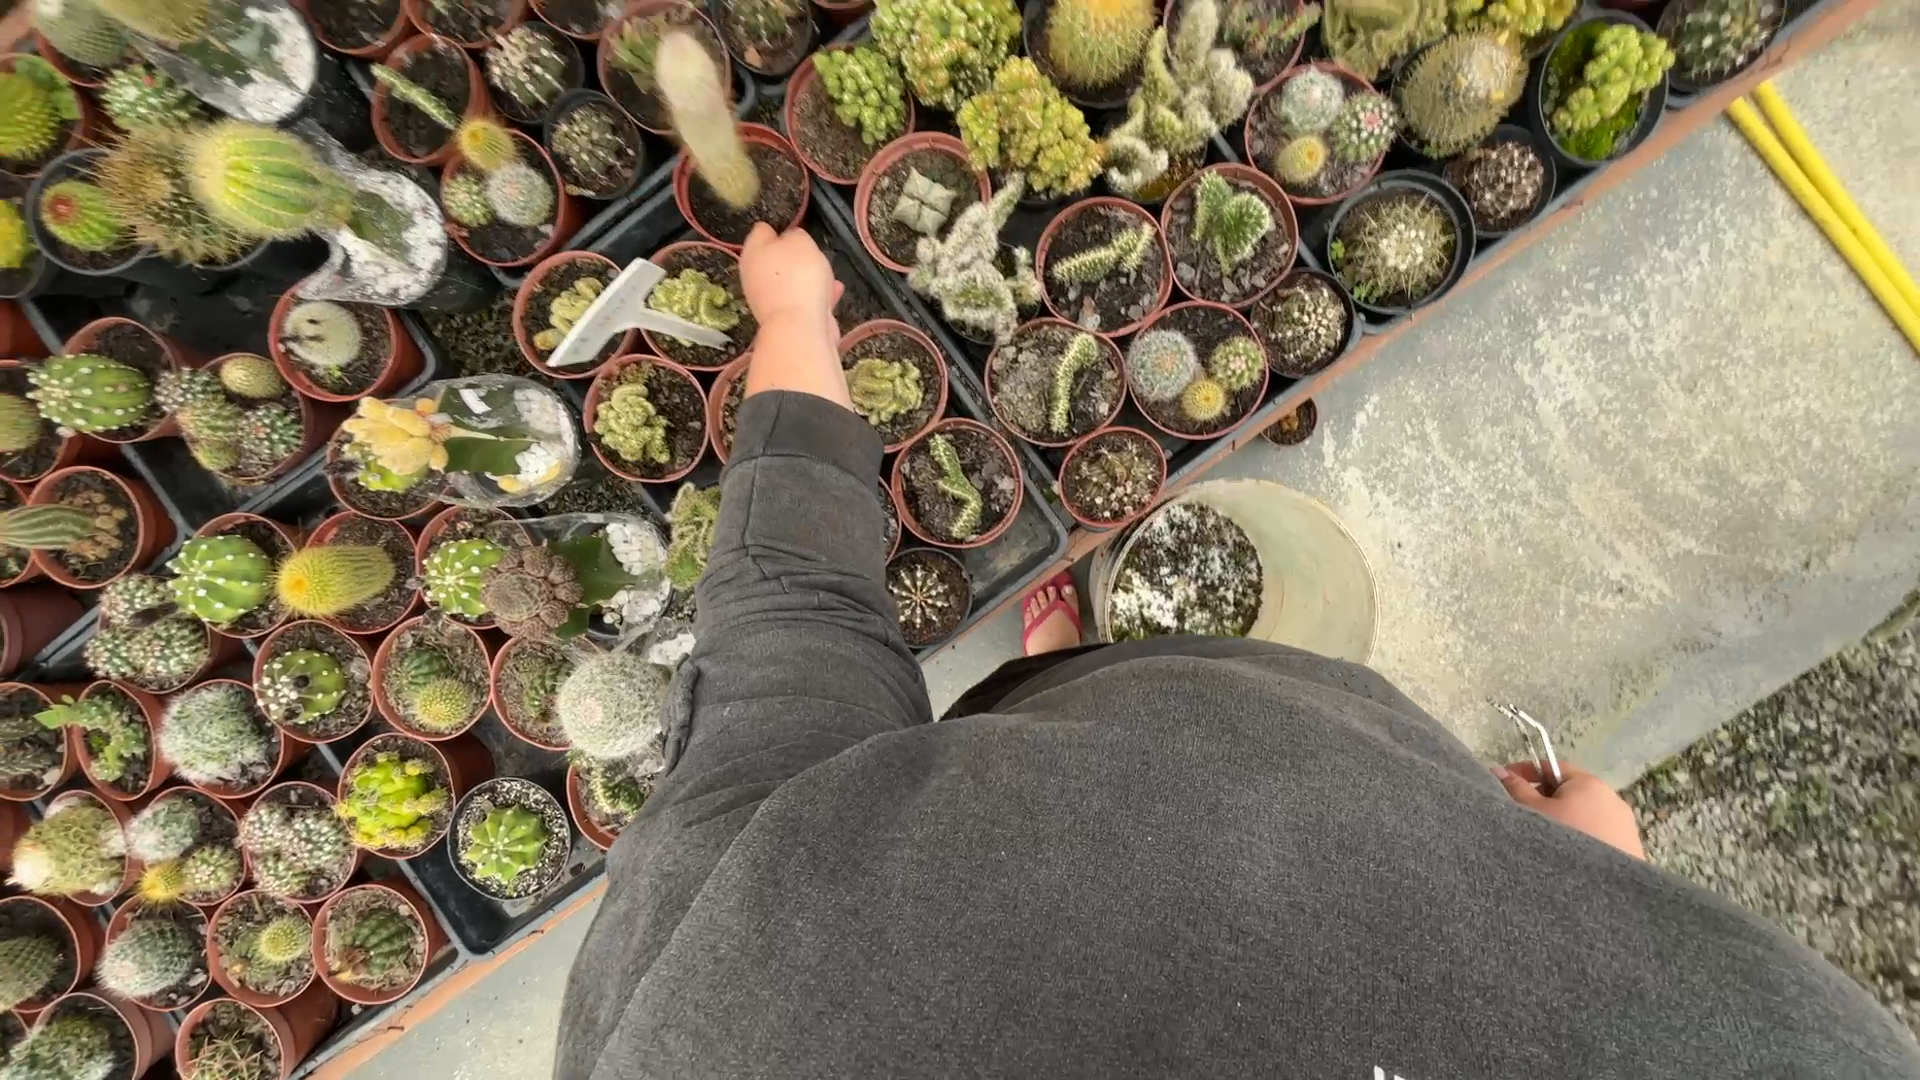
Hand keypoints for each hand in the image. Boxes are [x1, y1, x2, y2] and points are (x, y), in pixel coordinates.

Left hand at [739, 222, 842, 338]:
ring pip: (791, 282)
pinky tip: (834, 292)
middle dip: (797, 258)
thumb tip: (791, 241)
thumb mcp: (801, 241)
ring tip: (829, 277)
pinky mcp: (787, 318)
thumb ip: (796, 235)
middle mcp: (755, 276)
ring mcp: (769, 300)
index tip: (799, 233)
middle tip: (814, 257)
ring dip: (810, 279)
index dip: (782, 228)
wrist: (802, 328)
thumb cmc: (799, 277)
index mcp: (752, 253)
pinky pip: (803, 300)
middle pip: (777, 259)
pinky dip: (817, 296)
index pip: (762, 230)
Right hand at [1493, 762, 1645, 859]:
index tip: (1507, 782)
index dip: (1527, 771)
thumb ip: (1514, 786)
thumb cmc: (1562, 837)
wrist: (1603, 888)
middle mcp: (1612, 799)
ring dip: (1562, 816)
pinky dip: (1579, 832)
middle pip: (1570, 789)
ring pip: (1583, 811)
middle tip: (1523, 810)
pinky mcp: (1630, 847)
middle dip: (1544, 795)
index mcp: (1589, 783)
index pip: (1553, 766)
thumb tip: (1498, 769)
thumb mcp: (1529, 808)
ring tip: (1542, 833)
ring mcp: (1625, 825)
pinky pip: (1597, 830)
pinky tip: (1565, 850)